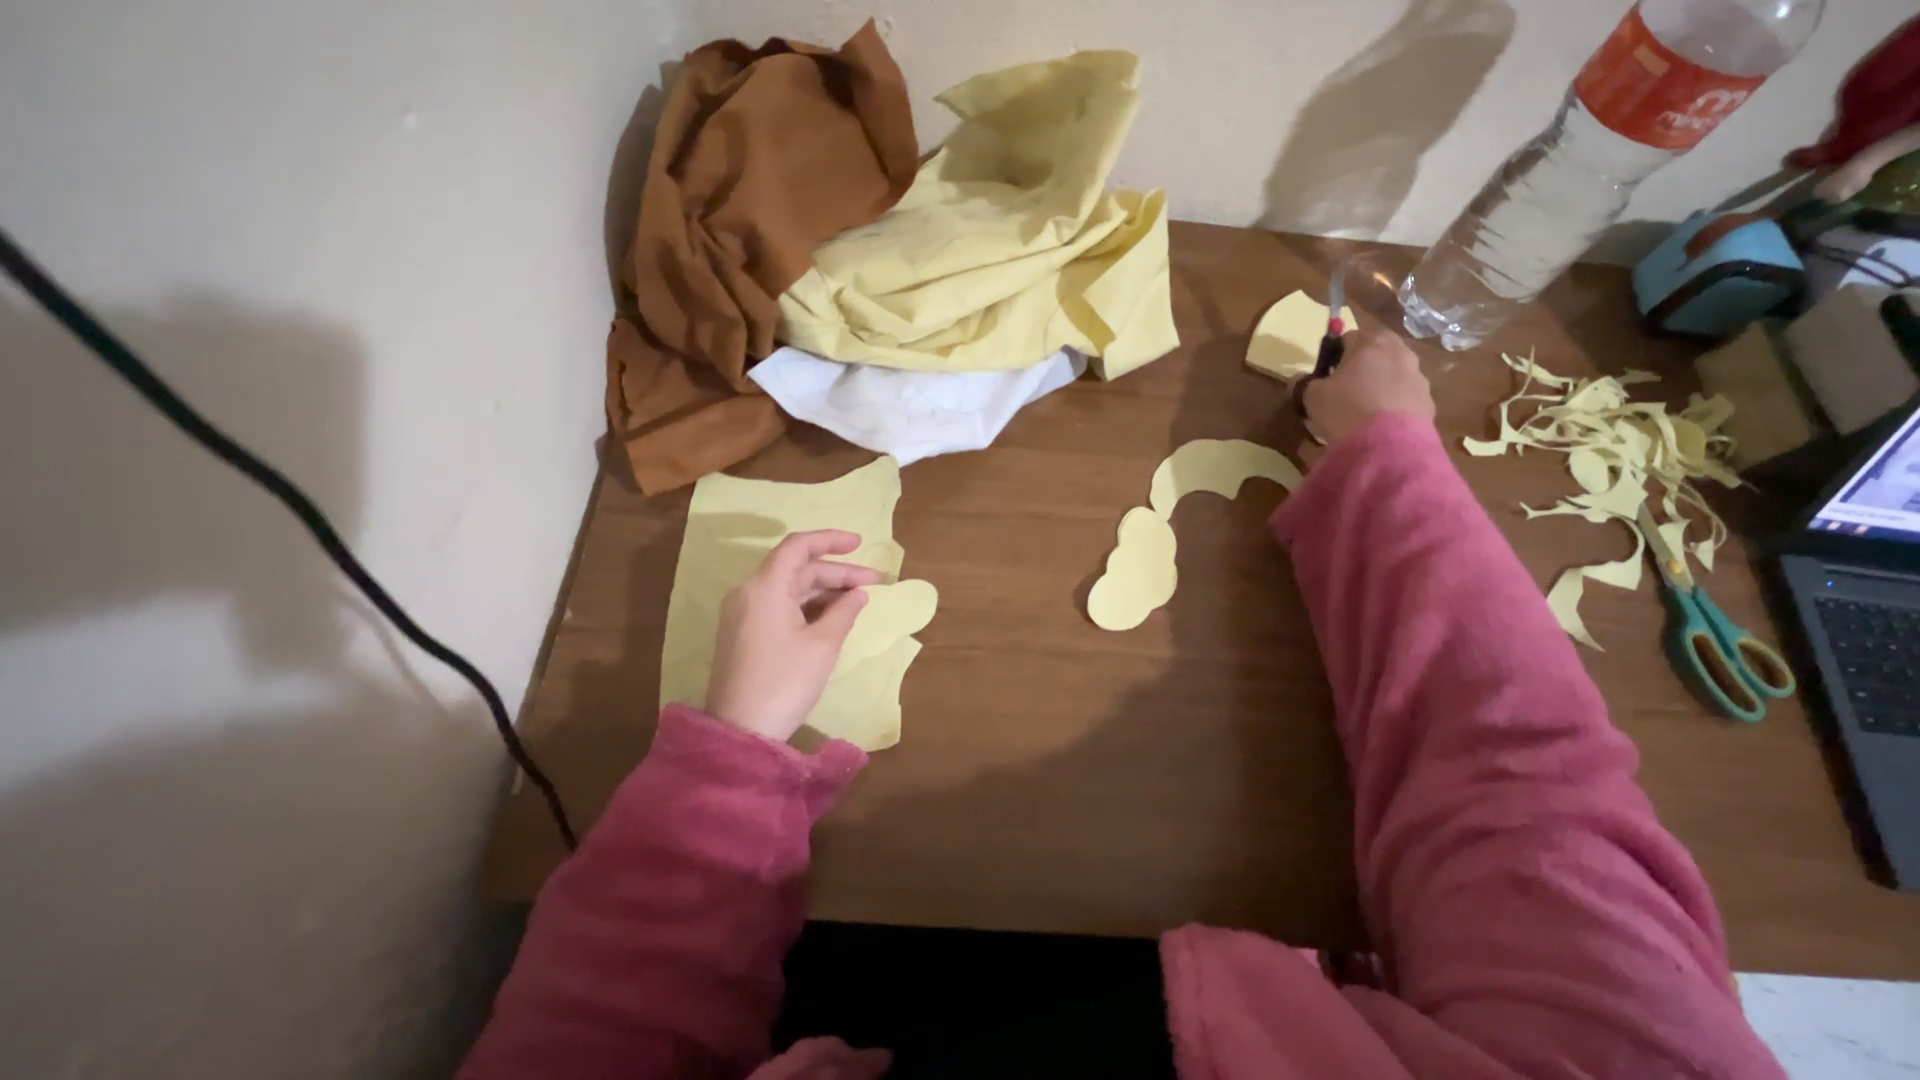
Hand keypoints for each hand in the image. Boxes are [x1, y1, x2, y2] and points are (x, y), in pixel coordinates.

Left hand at [705, 530, 880, 742]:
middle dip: (837, 572)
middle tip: (875, 581)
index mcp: (764, 587)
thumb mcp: (823, 645)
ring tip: (859, 600)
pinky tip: (833, 616)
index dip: (830, 540)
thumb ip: (844, 612)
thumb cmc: (785, 682)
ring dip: (824, 590)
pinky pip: (779, 607)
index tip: (861, 543)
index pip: (798, 547)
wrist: (741, 730)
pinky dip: (807, 606)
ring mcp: (743, 614)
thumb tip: (858, 594)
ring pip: (789, 589)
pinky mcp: (744, 634)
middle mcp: (749, 593)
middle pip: (797, 569)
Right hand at [1302, 326, 1435, 443]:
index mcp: (1369, 343)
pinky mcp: (1428, 400)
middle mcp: (1398, 352)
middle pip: (1377, 350)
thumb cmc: (1345, 410)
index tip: (1325, 373)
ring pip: (1394, 372)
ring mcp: (1417, 376)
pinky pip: (1405, 396)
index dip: (1334, 353)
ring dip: (1381, 382)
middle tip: (1346, 387)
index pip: (1348, 336)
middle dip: (1363, 363)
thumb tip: (1299, 379)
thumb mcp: (1312, 397)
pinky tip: (1380, 423)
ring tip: (1364, 408)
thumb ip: (1304, 383)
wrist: (1386, 445)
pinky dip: (1394, 403)